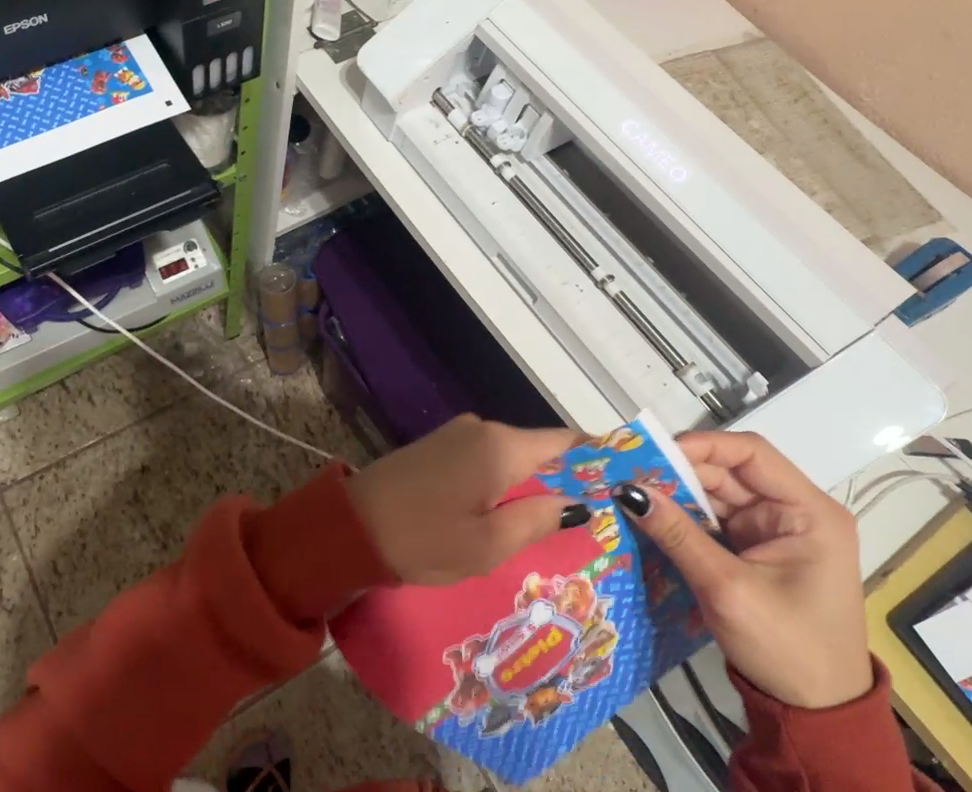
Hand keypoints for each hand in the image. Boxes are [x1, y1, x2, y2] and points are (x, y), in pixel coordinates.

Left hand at [345, 415, 587, 585]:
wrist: (349, 527)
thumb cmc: (424, 539)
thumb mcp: (489, 544)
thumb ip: (538, 518)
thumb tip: (579, 502)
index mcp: (501, 446)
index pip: (567, 441)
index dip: (597, 461)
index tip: (622, 487)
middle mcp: (482, 428)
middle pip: (541, 449)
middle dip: (566, 479)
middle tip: (594, 520)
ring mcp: (457, 434)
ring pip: (512, 456)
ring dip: (532, 484)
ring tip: (556, 524)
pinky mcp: (438, 446)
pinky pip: (486, 460)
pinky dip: (503, 483)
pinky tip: (509, 514)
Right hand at [614, 430, 872, 709]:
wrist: (816, 712)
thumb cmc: (786, 646)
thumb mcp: (726, 588)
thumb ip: (678, 534)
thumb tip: (627, 490)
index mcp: (809, 512)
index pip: (750, 453)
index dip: (701, 445)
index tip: (651, 454)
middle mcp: (794, 512)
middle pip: (728, 473)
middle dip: (678, 473)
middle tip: (627, 475)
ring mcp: (774, 532)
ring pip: (716, 496)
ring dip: (676, 496)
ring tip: (629, 493)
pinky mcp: (756, 551)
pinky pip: (713, 522)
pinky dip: (683, 520)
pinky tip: (649, 518)